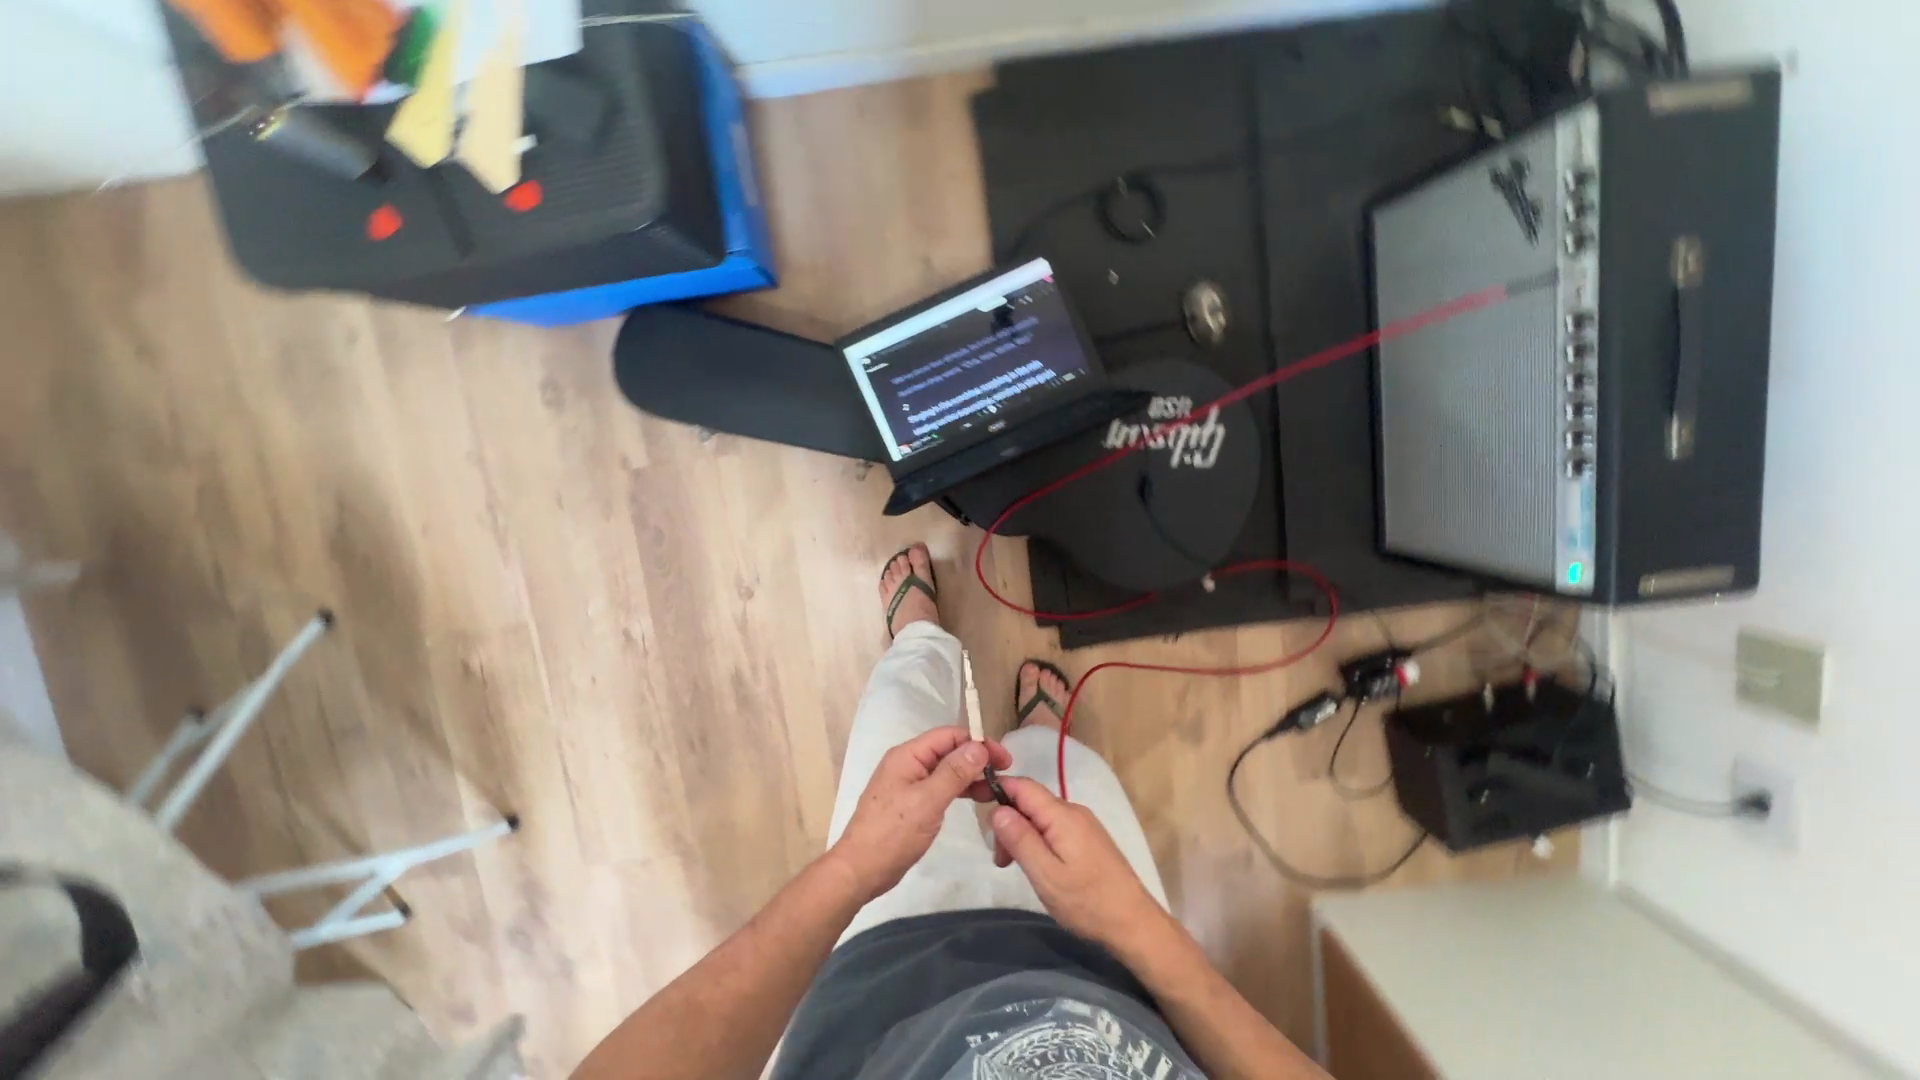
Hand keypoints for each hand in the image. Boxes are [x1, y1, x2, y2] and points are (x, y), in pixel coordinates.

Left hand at [827, 728, 1013, 902]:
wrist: (861, 870)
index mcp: (908, 756)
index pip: (948, 736)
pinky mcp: (910, 804)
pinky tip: (974, 799)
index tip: (1003, 759)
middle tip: (1004, 775)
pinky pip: (939, 787)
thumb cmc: (893, 833)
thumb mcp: (928, 801)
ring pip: (945, 770)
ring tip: (995, 790)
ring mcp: (908, 784)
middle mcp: (907, 764)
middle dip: (976, 759)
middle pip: (947, 751)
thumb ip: (954, 772)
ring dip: (970, 776)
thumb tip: (979, 747)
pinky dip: (958, 790)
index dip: (977, 742)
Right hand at [989, 776, 1165, 948]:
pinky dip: (1038, 842)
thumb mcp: (1045, 874)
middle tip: (1000, 860)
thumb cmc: (1087, 902)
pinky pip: (1055, 828)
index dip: (997, 789)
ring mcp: (1084, 825)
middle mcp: (1074, 811)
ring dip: (1021, 835)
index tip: (976, 806)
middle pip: (1030, 801)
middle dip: (1008, 822)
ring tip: (1015, 867)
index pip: (1023, 785)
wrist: (1134, 923)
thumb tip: (997, 810)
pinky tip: (1038, 867)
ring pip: (1041, 817)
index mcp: (1062, 815)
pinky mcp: (1089, 840)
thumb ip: (1020, 839)